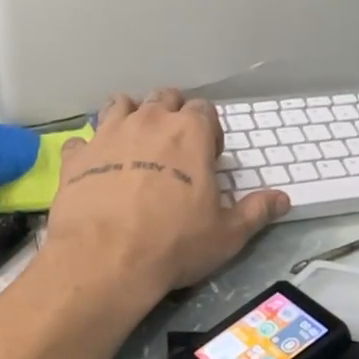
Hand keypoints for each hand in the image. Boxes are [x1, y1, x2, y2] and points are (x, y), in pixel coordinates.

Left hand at [42, 89, 290, 296]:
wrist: (106, 259)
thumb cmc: (175, 244)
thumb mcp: (227, 235)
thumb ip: (256, 211)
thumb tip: (283, 199)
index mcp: (189, 133)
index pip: (204, 111)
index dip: (208, 133)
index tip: (207, 159)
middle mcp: (148, 121)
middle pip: (163, 98)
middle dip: (171, 116)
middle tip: (173, 151)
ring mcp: (107, 134)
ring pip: (120, 105)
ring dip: (130, 118)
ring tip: (134, 149)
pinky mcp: (75, 156)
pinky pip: (83, 140)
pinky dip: (91, 150)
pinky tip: (96, 171)